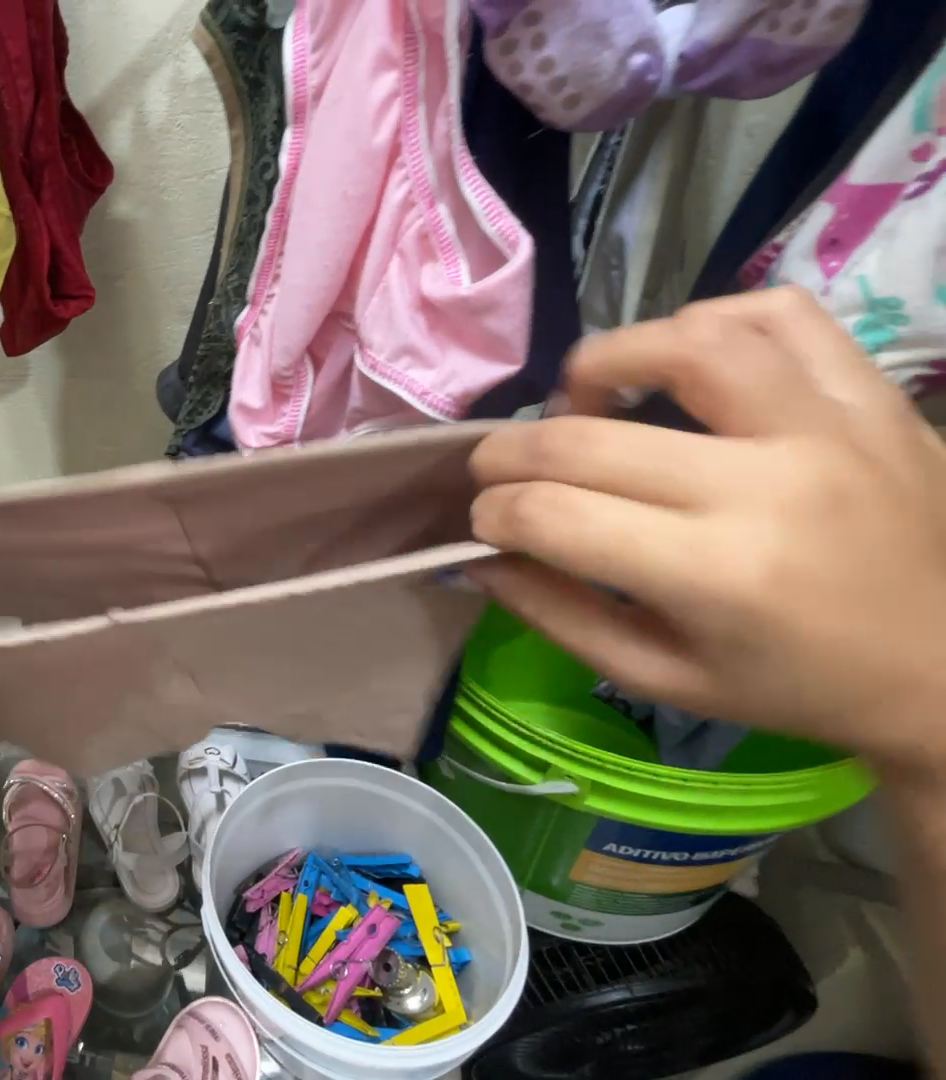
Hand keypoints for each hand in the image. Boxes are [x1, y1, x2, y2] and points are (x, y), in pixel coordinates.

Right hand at [466, 287, 945, 779]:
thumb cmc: (794, 684)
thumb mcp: (655, 675)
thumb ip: (551, 613)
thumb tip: (477, 556)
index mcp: (713, 572)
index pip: (546, 513)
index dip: (490, 514)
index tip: (486, 526)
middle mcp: (767, 486)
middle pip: (580, 438)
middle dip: (503, 455)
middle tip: (498, 475)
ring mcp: (830, 428)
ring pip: (681, 345)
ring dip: (597, 365)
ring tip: (580, 404)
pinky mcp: (872, 398)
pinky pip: (778, 316)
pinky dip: (704, 325)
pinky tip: (677, 367)